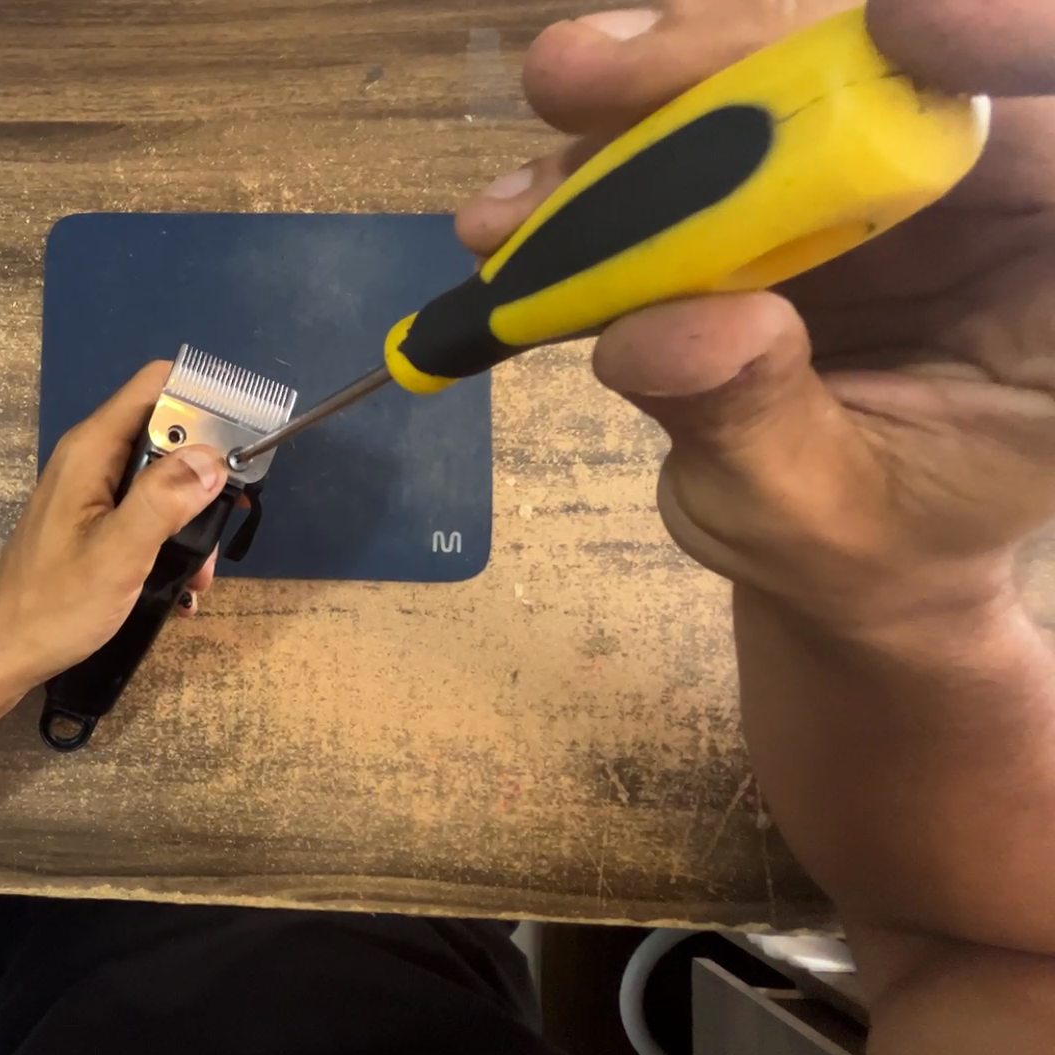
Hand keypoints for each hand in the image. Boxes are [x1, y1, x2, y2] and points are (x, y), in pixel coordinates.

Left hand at [0, 362, 229, 701]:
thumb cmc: (55, 605)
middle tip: (230, 516)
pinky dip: (169, 540)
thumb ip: (164, 500)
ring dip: (190, 519)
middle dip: (204, 472)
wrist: (6, 651)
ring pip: (160, 480)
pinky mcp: (94, 523)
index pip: (155, 386)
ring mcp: (91, 493)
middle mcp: (91, 460)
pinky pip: (145, 514)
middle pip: (165, 435)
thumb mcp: (118, 553)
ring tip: (202, 571)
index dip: (202, 399)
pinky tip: (180, 583)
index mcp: (91, 450)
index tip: (240, 437)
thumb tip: (213, 457)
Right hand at [456, 0, 1054, 637]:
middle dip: (722, 72)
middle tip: (572, 82)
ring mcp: (872, 195)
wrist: (828, 549)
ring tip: (503, 211)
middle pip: (876, 81)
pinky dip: (587, 194)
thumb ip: (748, 418)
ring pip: (759, 104)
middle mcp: (996, 200)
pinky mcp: (777, 207)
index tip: (905, 22)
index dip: (1005, 43)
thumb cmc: (854, 546)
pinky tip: (510, 230)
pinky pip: (682, 168)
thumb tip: (661, 329)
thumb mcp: (800, 509)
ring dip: (619, 137)